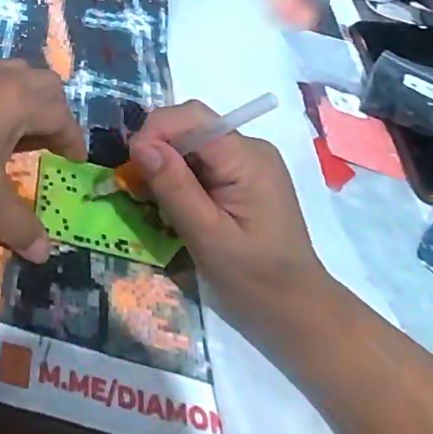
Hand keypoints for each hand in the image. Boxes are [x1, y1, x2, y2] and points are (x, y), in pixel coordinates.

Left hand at [0, 60, 84, 260]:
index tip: (76, 159)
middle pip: (44, 83)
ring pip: (15, 72)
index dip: (72, 138)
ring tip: (19, 125)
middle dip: (55, 109)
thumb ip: (17, 223)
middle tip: (51, 138)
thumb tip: (44, 255)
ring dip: (26, 95)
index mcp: (21, 100)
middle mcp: (2, 78)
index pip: (61, 115)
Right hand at [129, 102, 327, 334]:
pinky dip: (181, 176)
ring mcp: (249, 162)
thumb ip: (174, 187)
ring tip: (155, 202)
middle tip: (138, 187)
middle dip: (157, 148)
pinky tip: (176, 206)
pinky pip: (203, 161)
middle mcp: (249, 149)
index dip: (154, 132)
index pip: (191, 118)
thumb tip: (140, 145)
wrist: (301, 315)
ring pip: (192, 143)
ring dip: (166, 164)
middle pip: (190, 126)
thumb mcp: (207, 238)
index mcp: (247, 158)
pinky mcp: (244, 177)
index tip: (131, 167)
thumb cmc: (256, 281)